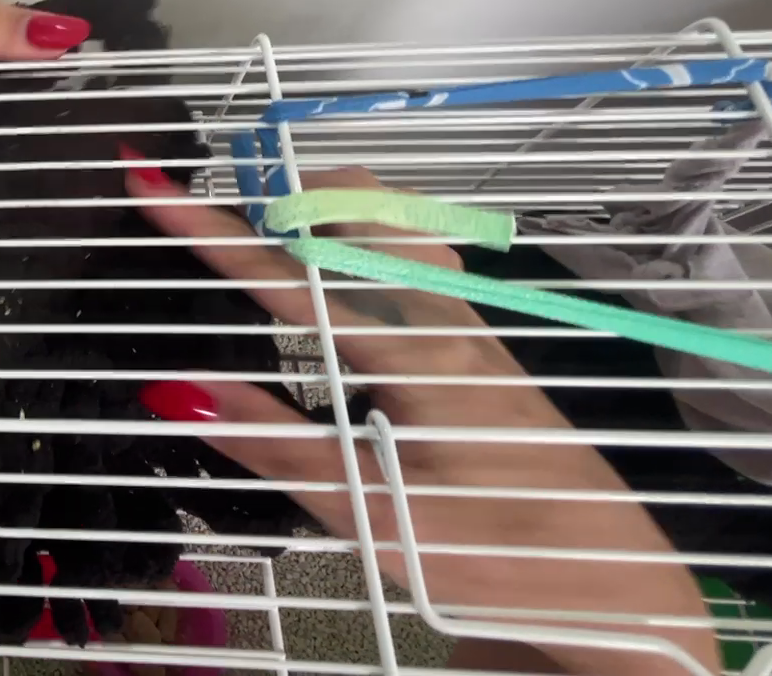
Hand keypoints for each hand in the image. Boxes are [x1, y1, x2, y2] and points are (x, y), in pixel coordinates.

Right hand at [124, 165, 719, 675]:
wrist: (619, 588)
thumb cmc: (498, 561)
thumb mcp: (373, 516)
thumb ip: (272, 443)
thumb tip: (174, 388)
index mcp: (412, 356)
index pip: (286, 275)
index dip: (209, 227)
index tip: (153, 183)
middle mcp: (440, 314)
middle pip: (354, 202)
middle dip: (276, 188)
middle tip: (218, 210)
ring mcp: (463, 314)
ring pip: (386, 213)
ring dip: (316, 201)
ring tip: (264, 227)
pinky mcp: (472, 327)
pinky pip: (405, 241)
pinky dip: (350, 226)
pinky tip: (330, 263)